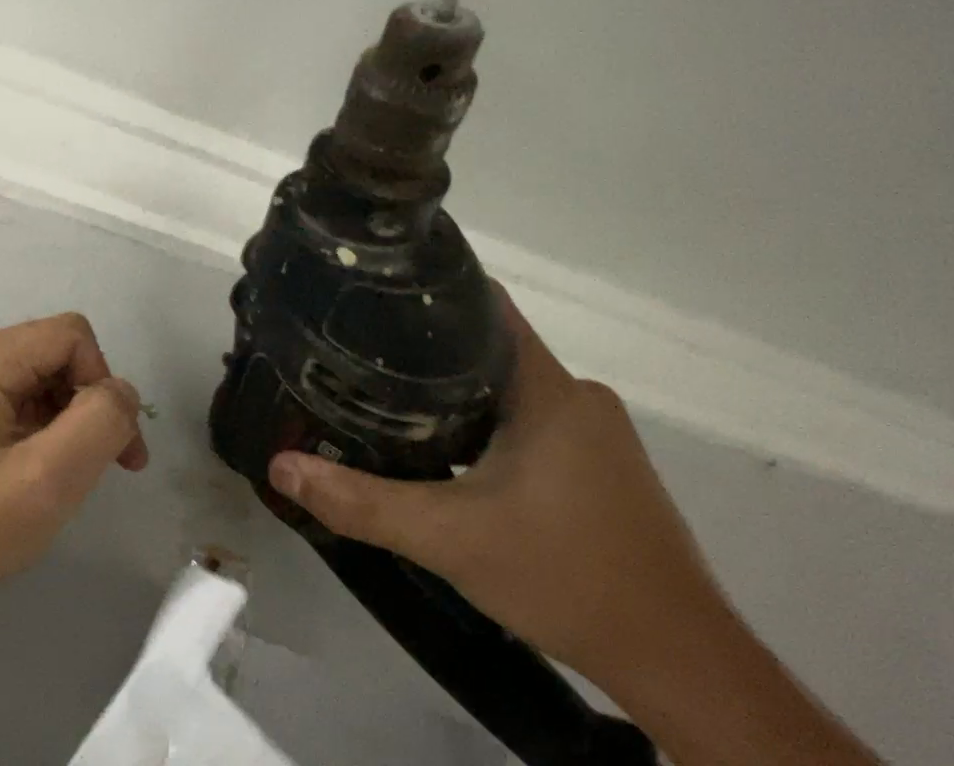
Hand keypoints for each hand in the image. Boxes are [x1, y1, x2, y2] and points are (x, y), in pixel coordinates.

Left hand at [0, 313, 148, 628]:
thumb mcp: (48, 478)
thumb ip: (100, 422)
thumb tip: (121, 392)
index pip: (70, 336)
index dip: (103, 382)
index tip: (114, 445)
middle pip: (54, 355)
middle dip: (89, 404)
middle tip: (108, 467)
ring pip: (39, 381)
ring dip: (69, 423)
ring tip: (70, 478)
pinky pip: (16, 403)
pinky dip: (43, 433)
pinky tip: (41, 476)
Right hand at [265, 287, 731, 680]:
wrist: (676, 658)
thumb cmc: (566, 577)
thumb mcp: (447, 537)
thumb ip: (359, 501)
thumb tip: (279, 465)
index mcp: (550, 391)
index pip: (484, 309)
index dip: (423, 296)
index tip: (363, 300)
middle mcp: (576, 398)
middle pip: (485, 351)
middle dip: (418, 354)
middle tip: (350, 363)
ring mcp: (593, 436)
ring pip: (503, 393)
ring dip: (446, 397)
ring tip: (377, 407)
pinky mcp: (597, 470)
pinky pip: (524, 425)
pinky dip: (477, 429)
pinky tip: (436, 457)